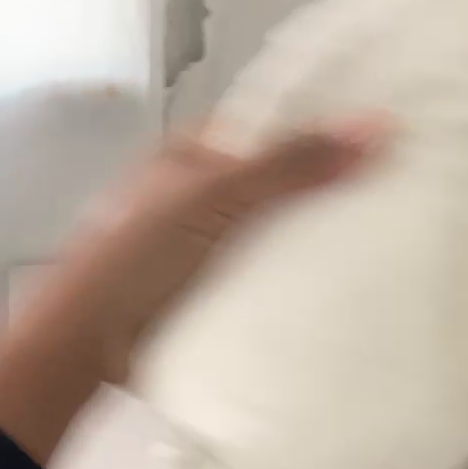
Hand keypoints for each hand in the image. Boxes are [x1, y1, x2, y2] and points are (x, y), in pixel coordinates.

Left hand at [0, 116, 388, 464]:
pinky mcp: (189, 300)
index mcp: (184, 157)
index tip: (373, 161)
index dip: (315, 144)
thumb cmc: (141, 256)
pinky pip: (243, 288)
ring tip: (359, 261)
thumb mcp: (217, 198)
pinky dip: (271, 293)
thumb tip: (380, 127)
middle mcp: (185, 200)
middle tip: (376, 218)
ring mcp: (185, 254)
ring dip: (292, 257)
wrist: (87, 341)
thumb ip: (291, 166)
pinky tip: (311, 303)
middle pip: (263, 194)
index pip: (264, 137)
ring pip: (254, 245)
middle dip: (309, 207)